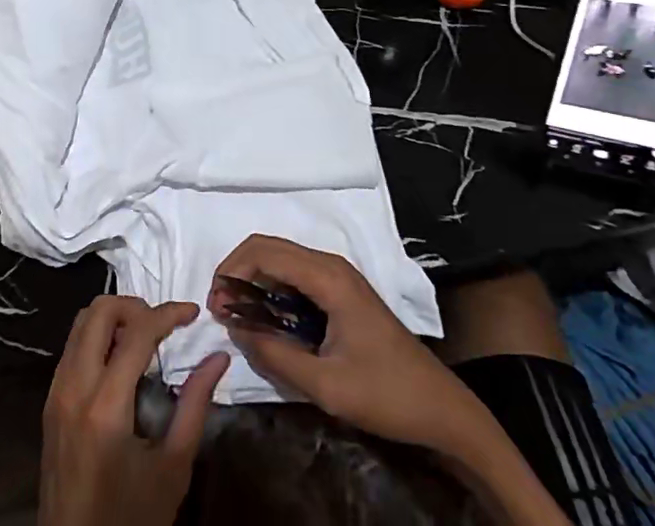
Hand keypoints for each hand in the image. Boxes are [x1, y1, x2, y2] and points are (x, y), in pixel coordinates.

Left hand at [39, 296, 228, 525]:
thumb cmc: (131, 516)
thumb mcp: (173, 466)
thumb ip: (195, 405)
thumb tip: (219, 357)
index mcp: (105, 406)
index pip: (136, 332)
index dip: (168, 312)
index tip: (194, 312)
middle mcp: (73, 389)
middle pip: (97, 312)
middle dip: (136, 306)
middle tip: (164, 325)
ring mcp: (55, 394)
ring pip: (79, 324)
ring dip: (115, 318)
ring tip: (146, 340)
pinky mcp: (49, 403)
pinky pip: (72, 348)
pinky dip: (98, 337)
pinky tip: (122, 362)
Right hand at [211, 237, 571, 525]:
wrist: (439, 406)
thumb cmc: (386, 394)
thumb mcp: (324, 384)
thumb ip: (275, 354)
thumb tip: (233, 328)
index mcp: (329, 277)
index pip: (264, 251)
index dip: (231, 272)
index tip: (215, 308)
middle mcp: (333, 266)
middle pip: (270, 248)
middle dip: (238, 274)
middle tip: (221, 313)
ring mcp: (340, 277)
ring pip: (282, 262)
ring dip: (254, 283)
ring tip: (238, 321)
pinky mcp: (342, 293)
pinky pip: (297, 278)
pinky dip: (272, 292)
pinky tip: (267, 324)